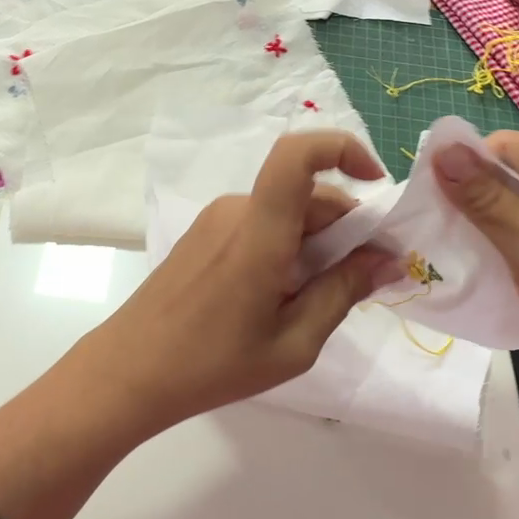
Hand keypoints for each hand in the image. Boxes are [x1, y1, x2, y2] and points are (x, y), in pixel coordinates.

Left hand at [70, 131, 399, 435]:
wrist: (131, 369)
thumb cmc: (214, 363)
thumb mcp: (293, 343)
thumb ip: (342, 292)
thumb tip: (387, 259)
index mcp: (259, 229)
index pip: (297, 154)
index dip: (341, 149)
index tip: (377, 185)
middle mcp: (237, 209)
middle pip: (306, 194)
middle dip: (346, 226)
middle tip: (368, 279)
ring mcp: (216, 218)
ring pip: (286, 211)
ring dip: (317, 240)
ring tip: (321, 298)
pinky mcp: (205, 232)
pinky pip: (262, 223)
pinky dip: (288, 245)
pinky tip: (286, 294)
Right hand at [432, 131, 518, 407]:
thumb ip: (488, 200)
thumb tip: (441, 149)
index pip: (510, 147)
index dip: (468, 166)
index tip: (436, 200)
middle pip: (512, 166)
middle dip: (476, 191)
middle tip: (448, 226)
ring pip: (515, 192)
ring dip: (487, 213)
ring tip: (465, 241)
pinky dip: (503, 230)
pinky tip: (489, 252)